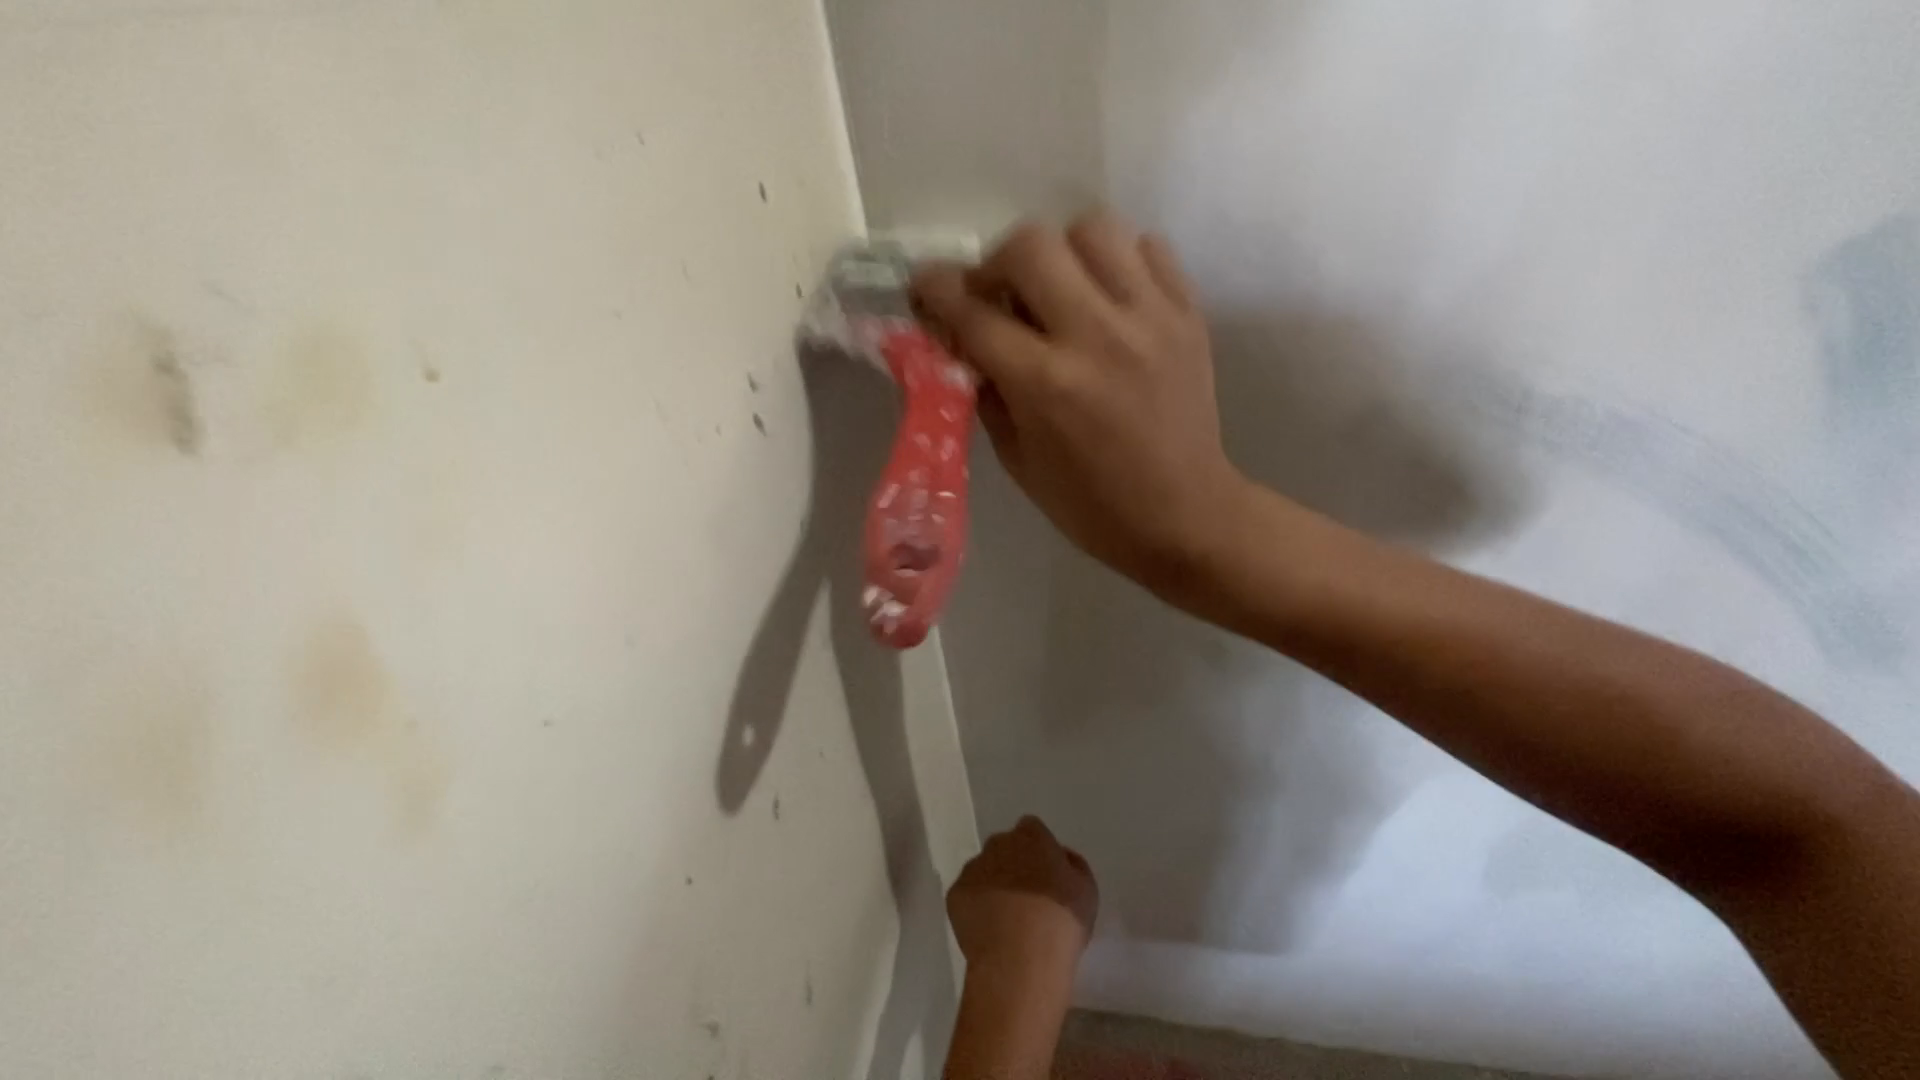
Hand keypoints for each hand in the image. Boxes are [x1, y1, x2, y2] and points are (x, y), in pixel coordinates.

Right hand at [913, 212, 1252, 593]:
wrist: (1185, 516)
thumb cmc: (1091, 505)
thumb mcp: (1018, 460)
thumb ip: (985, 391)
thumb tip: (960, 341)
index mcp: (1046, 384)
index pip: (973, 311)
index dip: (936, 290)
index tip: (925, 287)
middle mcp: (1097, 336)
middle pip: (1030, 244)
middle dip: (997, 263)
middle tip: (999, 295)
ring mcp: (1150, 317)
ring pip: (1093, 228)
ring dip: (1061, 252)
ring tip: (1059, 289)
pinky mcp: (1188, 313)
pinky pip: (1149, 247)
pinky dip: (1119, 261)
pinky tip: (1109, 297)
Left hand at [947, 817, 1099, 975]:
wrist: (1020, 958)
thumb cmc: (1061, 922)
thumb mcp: (1087, 891)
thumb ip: (1073, 865)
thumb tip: (1060, 858)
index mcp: (1032, 838)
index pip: (1032, 830)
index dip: (1039, 850)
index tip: (1046, 873)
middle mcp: (998, 844)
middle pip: (1005, 847)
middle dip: (1013, 864)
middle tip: (1027, 897)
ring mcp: (973, 868)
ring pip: (983, 870)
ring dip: (993, 884)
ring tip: (1007, 920)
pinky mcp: (955, 894)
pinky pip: (967, 894)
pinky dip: (976, 907)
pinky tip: (990, 931)